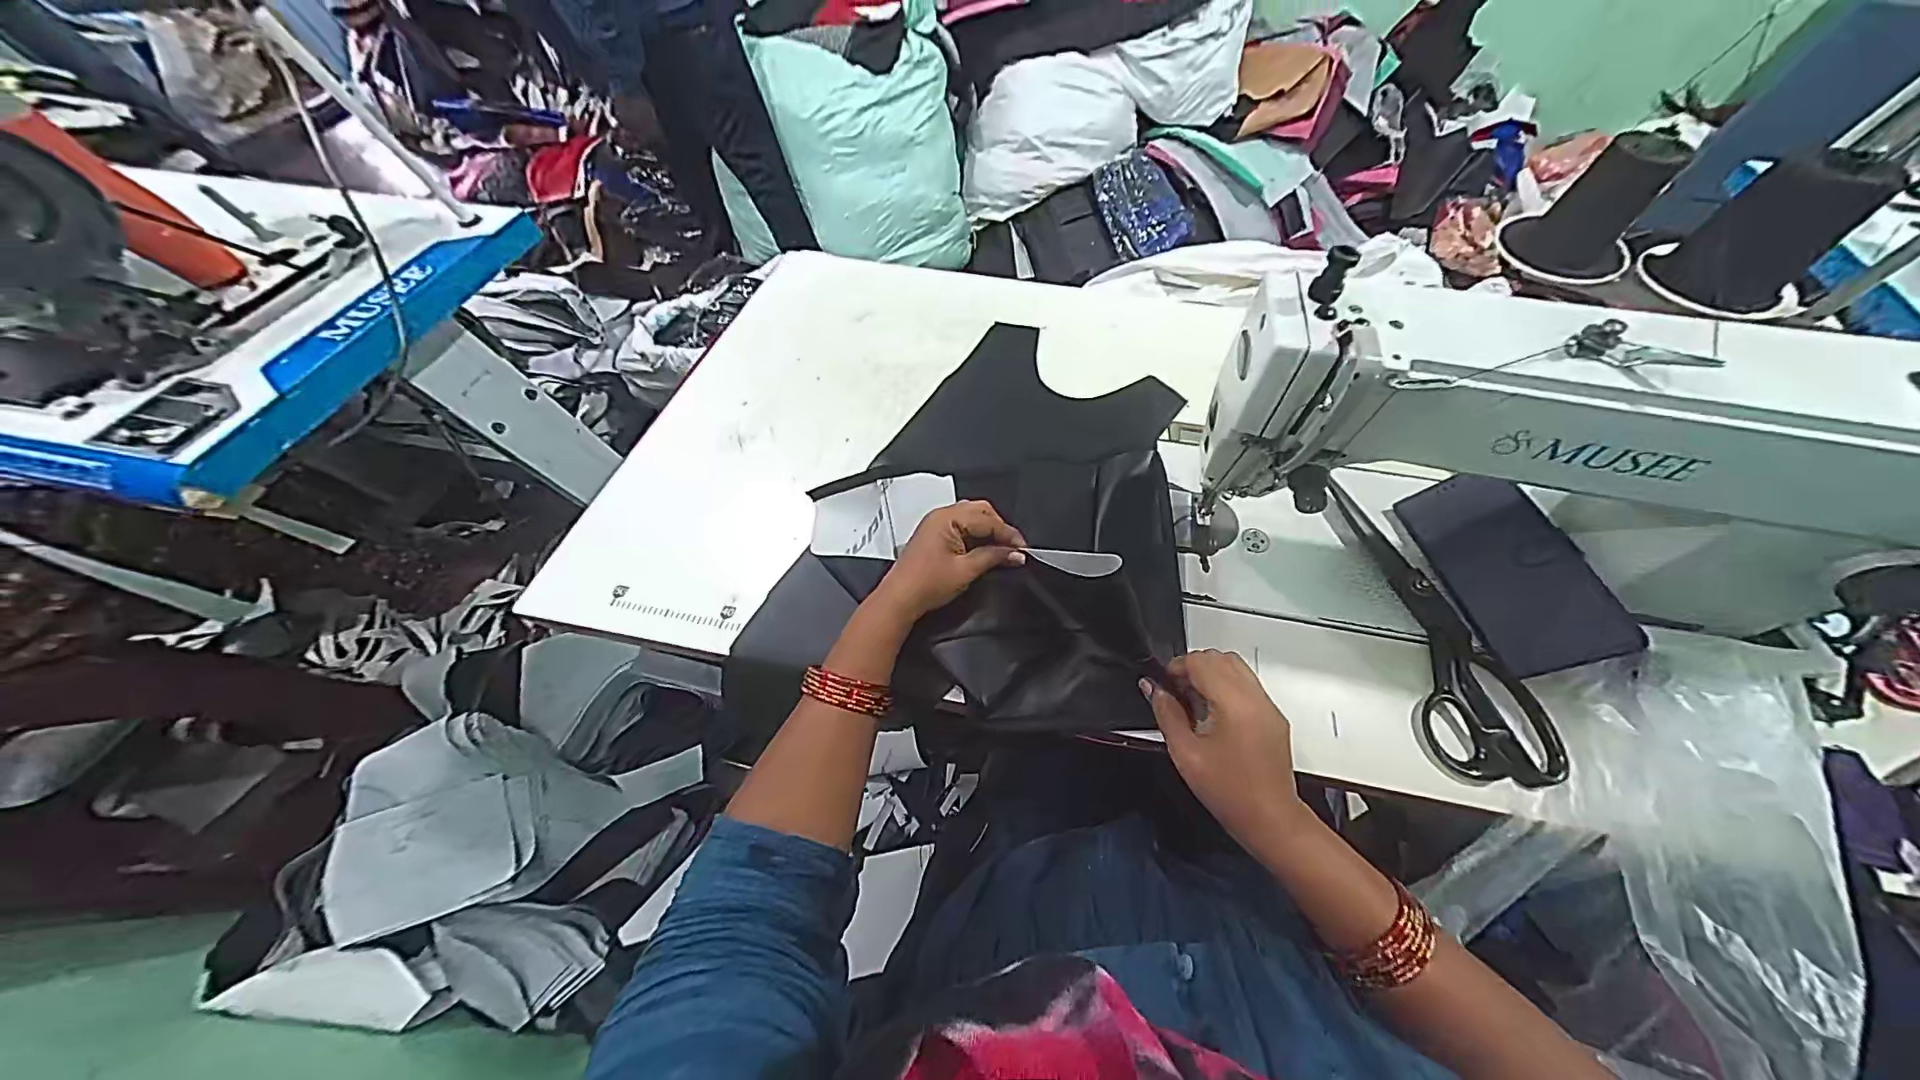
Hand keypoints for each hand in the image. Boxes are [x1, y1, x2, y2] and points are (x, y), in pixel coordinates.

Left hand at [867, 501, 1026, 624]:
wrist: (899, 599)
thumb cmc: (922, 585)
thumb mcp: (966, 571)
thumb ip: (993, 557)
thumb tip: (1014, 553)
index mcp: (947, 518)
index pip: (987, 519)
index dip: (1008, 534)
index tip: (1022, 548)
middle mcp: (940, 516)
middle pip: (980, 512)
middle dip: (999, 528)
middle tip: (1014, 548)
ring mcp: (936, 525)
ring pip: (971, 518)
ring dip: (988, 532)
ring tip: (1001, 551)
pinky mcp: (934, 536)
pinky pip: (961, 528)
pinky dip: (976, 537)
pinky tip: (984, 552)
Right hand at [1142, 650, 1308, 847]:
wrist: (1270, 820)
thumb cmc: (1229, 792)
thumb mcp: (1186, 754)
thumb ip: (1167, 714)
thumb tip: (1153, 689)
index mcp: (1235, 705)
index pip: (1202, 662)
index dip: (1176, 667)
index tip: (1163, 685)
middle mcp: (1256, 699)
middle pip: (1220, 658)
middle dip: (1193, 667)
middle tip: (1175, 692)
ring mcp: (1268, 707)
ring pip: (1235, 667)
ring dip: (1210, 674)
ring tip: (1192, 702)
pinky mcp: (1272, 716)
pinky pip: (1246, 684)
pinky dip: (1225, 686)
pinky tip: (1211, 712)